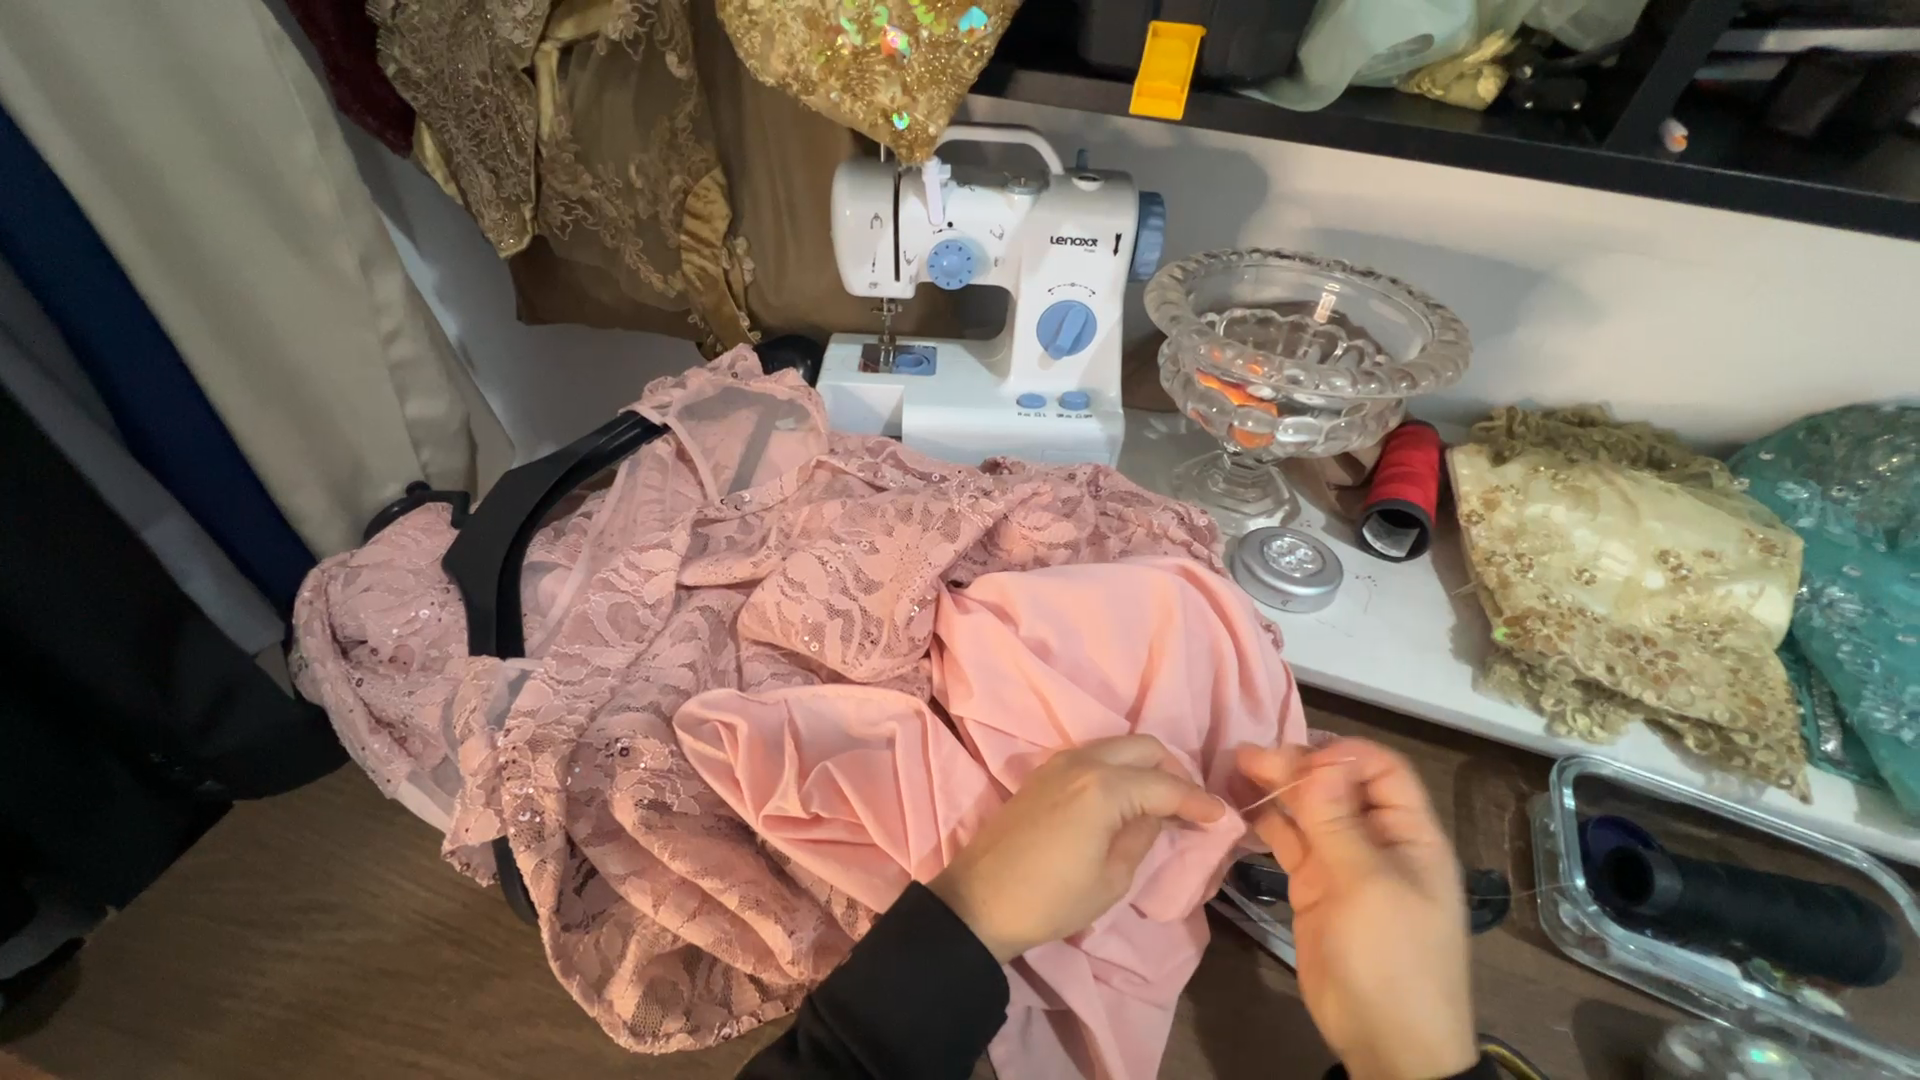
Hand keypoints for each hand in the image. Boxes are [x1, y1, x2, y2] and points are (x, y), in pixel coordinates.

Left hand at [929, 735, 1224, 961]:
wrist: (980, 900)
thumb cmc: (1051, 898)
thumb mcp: (1112, 877)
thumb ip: (1143, 834)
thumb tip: (1162, 814)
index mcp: (1104, 787)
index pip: (1165, 786)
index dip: (1199, 802)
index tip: (1224, 817)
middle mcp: (1083, 762)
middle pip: (1144, 747)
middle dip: (1175, 770)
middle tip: (1193, 805)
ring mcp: (1059, 763)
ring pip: (1118, 746)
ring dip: (1147, 765)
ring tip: (1165, 801)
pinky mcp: (1044, 773)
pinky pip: (1095, 756)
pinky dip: (1121, 767)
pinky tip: (1130, 797)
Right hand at [1237, 738, 1476, 1079]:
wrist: (1386, 1042)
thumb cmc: (1392, 957)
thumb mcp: (1367, 884)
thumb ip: (1336, 820)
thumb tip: (1318, 759)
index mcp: (1408, 834)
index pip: (1380, 769)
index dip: (1341, 754)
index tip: (1294, 755)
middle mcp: (1375, 838)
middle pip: (1335, 784)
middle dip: (1295, 766)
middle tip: (1246, 758)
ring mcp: (1342, 861)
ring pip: (1306, 808)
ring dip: (1273, 788)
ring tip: (1232, 769)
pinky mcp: (1313, 883)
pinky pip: (1287, 840)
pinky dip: (1263, 821)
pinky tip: (1235, 806)